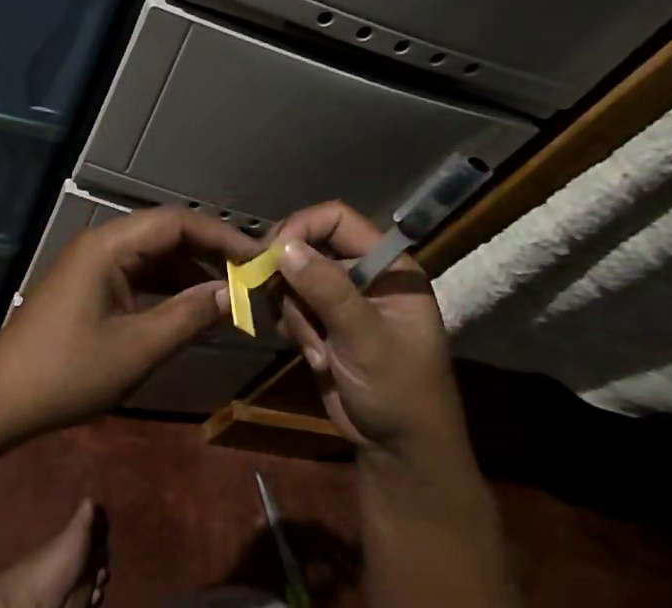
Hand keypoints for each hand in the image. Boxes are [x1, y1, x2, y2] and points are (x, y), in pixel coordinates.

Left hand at [0, 207, 260, 461]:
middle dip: (210, 251)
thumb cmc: (68, 372)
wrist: (4, 396)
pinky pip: (139, 273)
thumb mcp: (136, 348)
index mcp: (109, 246)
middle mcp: (102, 243)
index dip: (221, 236)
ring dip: (191, 270)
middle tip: (252, 276)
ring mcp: (95, 263)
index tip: (260, 258)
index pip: (176, 222)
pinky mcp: (92, 284)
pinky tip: (193, 306)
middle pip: (166, 232)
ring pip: (154, 253)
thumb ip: (187, 316)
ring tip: (231, 294)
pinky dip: (168, 286)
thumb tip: (231, 293)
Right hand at [269, 202, 466, 461]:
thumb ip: (327, 290)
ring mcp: (341, 299)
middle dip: (292, 280)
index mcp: (389, 267)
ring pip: (292, 278)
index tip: (273, 253)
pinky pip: (289, 305)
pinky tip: (315, 358)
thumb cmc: (398, 391)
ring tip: (317, 350)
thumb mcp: (366, 338)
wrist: (398, 452)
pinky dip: (292, 329)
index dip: (302, 227)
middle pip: (307, 246)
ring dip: (295, 314)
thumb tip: (284, 246)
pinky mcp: (322, 322)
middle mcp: (364, 274)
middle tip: (284, 307)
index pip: (337, 220)